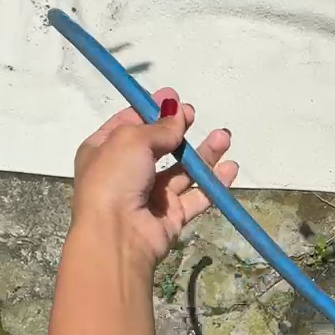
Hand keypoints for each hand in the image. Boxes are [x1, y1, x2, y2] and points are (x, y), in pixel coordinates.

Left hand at [70, 86, 238, 270]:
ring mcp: (151, 196)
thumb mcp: (130, 140)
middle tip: (195, 115)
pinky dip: (213, 184)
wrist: (117, 235)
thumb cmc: (114, 179)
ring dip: (203, 154)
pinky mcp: (172, 216)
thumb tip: (177, 111)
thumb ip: (159, 127)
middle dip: (179, 131)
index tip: (174, 100)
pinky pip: (196, 196)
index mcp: (105, 151)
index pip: (130, 125)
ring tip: (224, 137)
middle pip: (159, 147)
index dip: (153, 111)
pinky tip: (230, 169)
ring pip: (182, 171)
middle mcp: (127, 173)